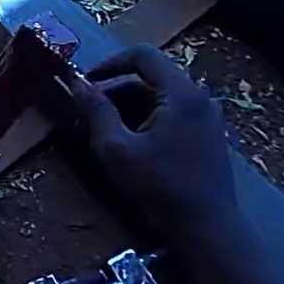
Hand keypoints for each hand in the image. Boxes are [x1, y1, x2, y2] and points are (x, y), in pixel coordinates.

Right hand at [65, 44, 239, 236]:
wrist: (206, 226)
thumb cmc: (159, 185)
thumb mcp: (115, 147)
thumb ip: (95, 110)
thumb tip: (77, 83)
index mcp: (181, 94)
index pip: (142, 56)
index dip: (108, 63)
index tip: (84, 82)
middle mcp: (199, 98)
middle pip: (148, 78)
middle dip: (113, 92)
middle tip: (87, 115)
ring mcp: (207, 117)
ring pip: (157, 97)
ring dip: (125, 108)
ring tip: (102, 134)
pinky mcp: (206, 135)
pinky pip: (169, 114)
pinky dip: (143, 120)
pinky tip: (127, 145)